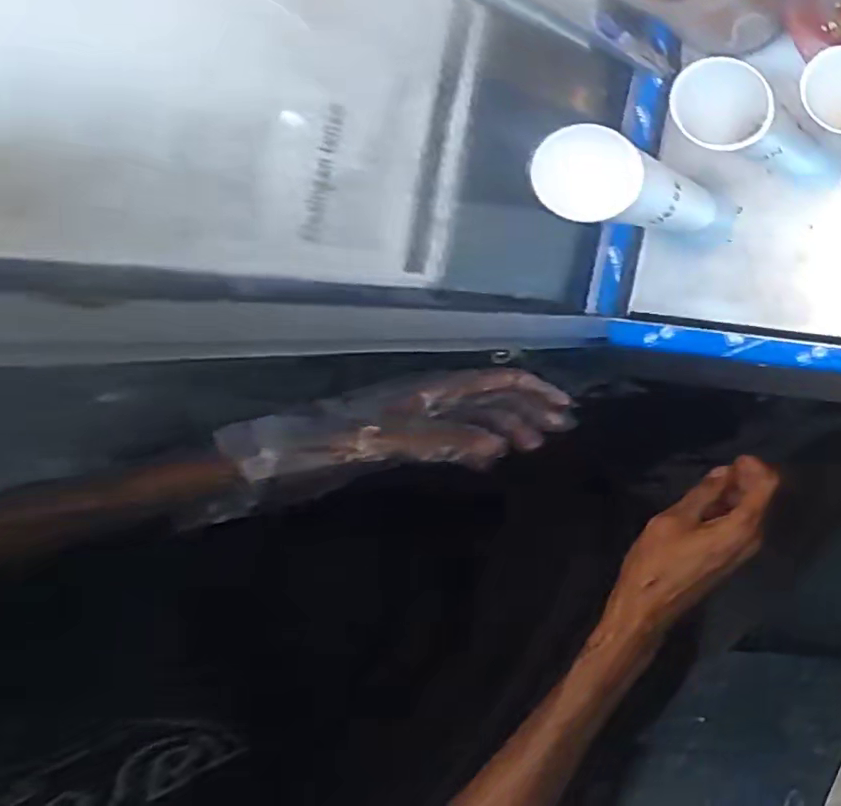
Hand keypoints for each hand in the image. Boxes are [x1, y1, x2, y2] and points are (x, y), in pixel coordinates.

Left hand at [215, 369, 576, 483]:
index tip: (565, 409)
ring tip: (529, 448)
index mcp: (438, 387)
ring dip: (509, 428)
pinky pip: (460, 434)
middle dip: (530, 411)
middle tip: (557, 433)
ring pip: (481, 415)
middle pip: (497, 397)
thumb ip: (450, 440)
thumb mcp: (392, 438)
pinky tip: (491, 459)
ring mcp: (423, 415)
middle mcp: (438, 396)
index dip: (537, 390)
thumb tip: (501, 447)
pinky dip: (483, 443)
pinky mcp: (408, 435)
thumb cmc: (335, 439)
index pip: (502, 381)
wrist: (275, 456)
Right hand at [604, 456, 779, 632]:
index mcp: (743, 527)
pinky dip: (732, 509)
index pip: (768, 485)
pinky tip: (710, 505)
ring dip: (738, 494)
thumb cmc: (657, 564)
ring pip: (753, 511)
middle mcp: (752, 539)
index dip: (755, 467)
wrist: (645, 613)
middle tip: (723, 470)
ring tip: (714, 484)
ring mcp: (744, 551)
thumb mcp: (675, 519)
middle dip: (747, 478)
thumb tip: (725, 472)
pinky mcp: (732, 559)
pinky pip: (743, 525)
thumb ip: (705, 492)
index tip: (735, 460)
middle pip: (763, 497)